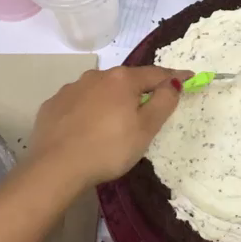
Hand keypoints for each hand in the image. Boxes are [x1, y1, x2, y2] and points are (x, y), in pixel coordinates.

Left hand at [27, 65, 183, 188]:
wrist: (56, 167)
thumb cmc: (108, 148)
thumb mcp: (145, 129)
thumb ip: (163, 102)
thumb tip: (172, 83)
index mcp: (122, 80)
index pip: (155, 74)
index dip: (174, 77)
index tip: (188, 77)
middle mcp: (96, 76)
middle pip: (125, 80)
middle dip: (138, 90)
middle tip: (147, 108)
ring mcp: (70, 89)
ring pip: (98, 90)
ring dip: (110, 100)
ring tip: (113, 123)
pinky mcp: (52, 105)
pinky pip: (76, 104)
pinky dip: (86, 111)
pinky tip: (85, 129)